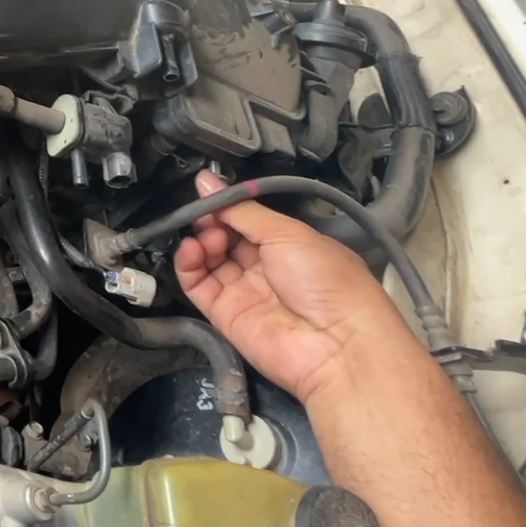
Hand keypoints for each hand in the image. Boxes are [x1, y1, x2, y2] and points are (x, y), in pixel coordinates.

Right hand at [172, 170, 416, 403]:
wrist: (337, 348)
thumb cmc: (325, 280)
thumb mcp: (287, 233)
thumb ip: (241, 208)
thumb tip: (203, 178)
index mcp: (289, 246)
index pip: (247, 219)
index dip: (226, 206)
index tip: (207, 192)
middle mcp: (265, 267)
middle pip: (224, 236)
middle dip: (211, 221)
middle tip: (206, 215)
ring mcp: (242, 290)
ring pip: (208, 257)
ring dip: (202, 240)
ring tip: (208, 236)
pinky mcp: (222, 312)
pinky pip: (196, 282)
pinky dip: (188, 263)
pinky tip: (192, 249)